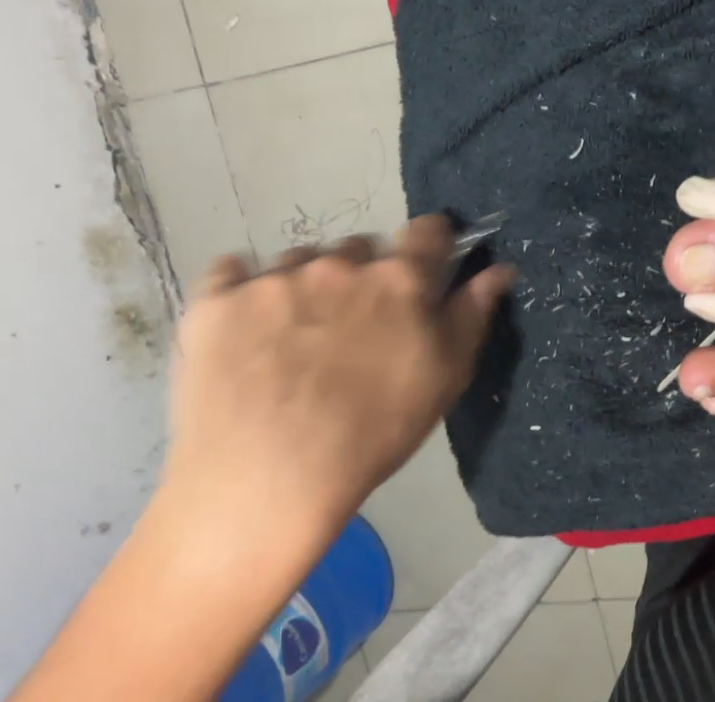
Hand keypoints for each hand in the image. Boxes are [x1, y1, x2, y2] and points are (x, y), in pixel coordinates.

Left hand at [163, 216, 513, 533]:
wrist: (266, 483)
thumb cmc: (372, 434)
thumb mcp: (445, 379)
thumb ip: (471, 315)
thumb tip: (499, 269)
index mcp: (402, 280)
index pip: (428, 231)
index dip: (430, 245)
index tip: (424, 268)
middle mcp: (341, 264)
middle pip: (360, 248)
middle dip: (362, 276)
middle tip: (351, 327)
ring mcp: (274, 279)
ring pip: (299, 260)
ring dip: (305, 285)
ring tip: (293, 338)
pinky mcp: (215, 301)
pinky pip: (232, 271)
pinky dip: (243, 290)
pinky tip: (246, 329)